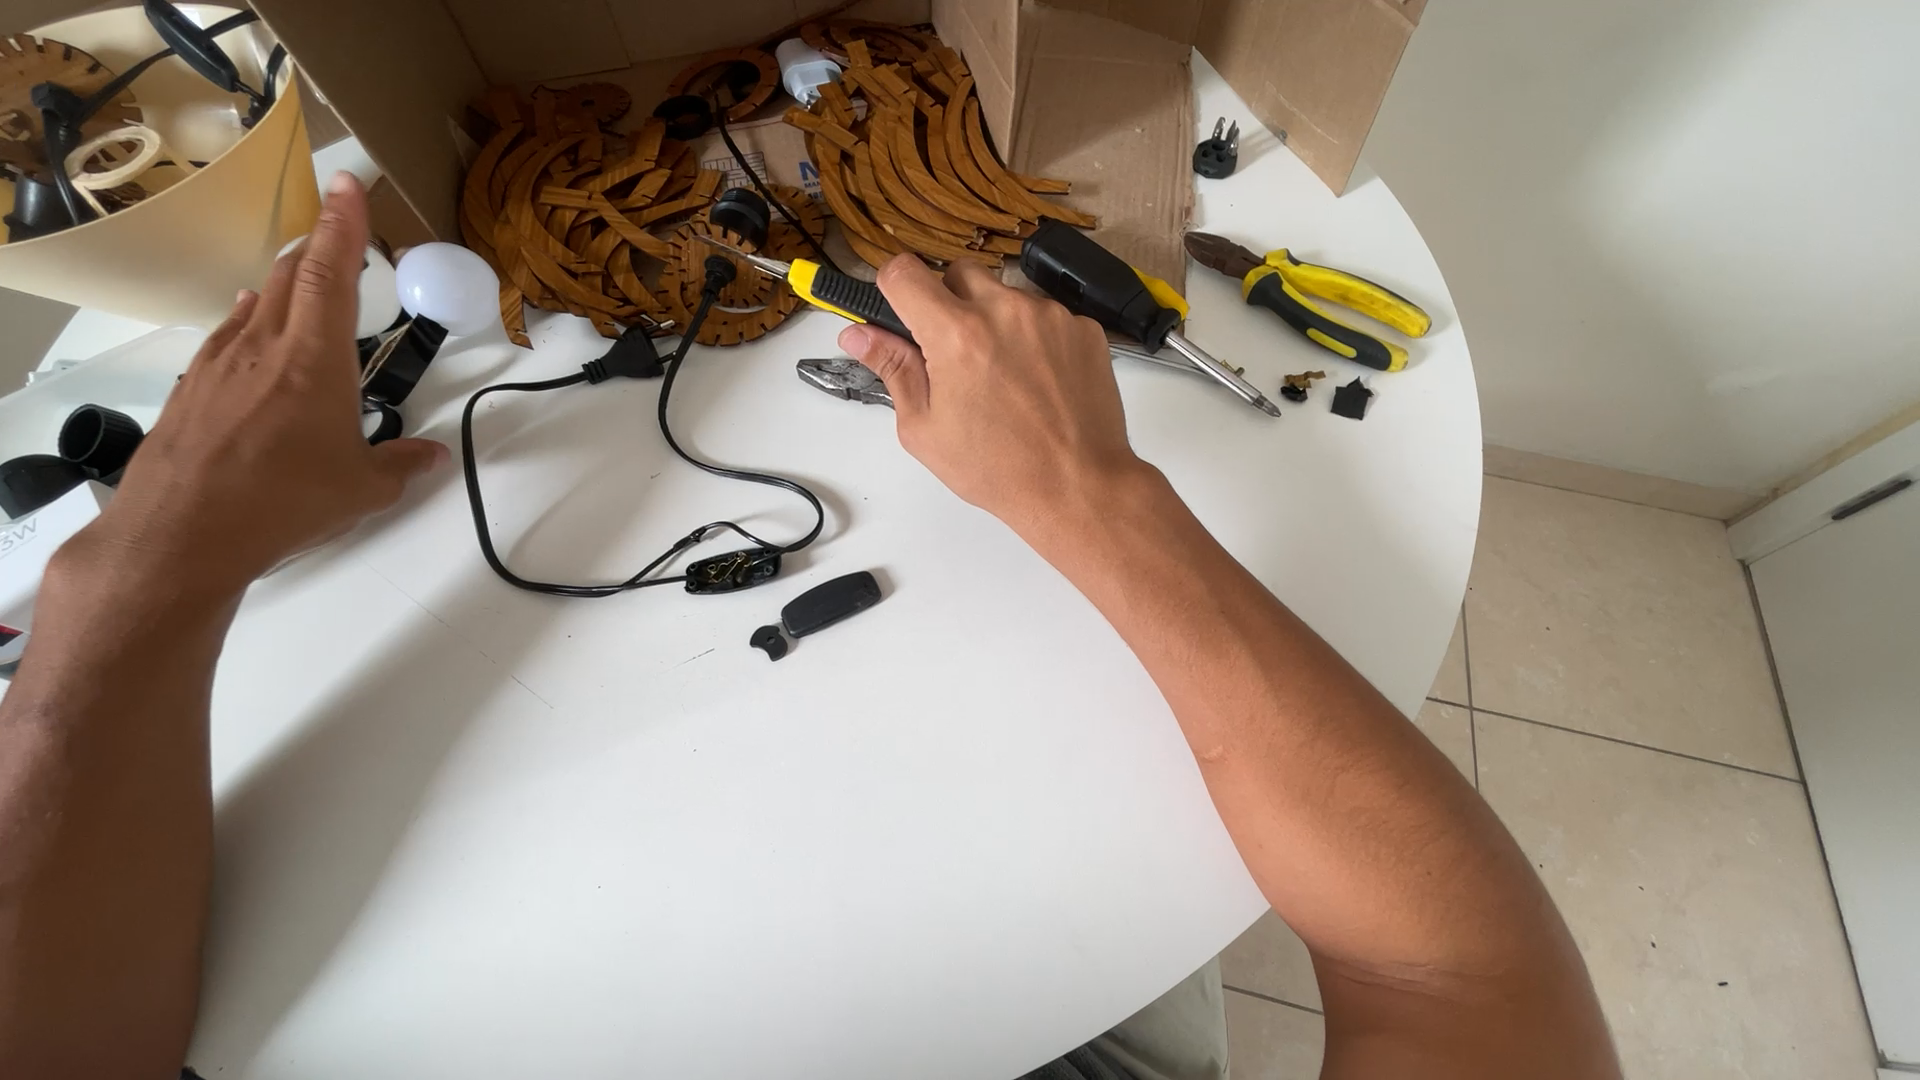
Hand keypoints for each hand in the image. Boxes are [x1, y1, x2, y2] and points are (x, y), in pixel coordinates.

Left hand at [70, 172, 445, 596]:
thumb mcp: (365, 488)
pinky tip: (257, 326)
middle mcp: (263, 349)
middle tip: (340, 230)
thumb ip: (402, 463)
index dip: (342, 227)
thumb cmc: (286, 501)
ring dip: (286, 281)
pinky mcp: (195, 389)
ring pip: (257, 302)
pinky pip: (230, 334)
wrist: (183, 533)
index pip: (330, 276)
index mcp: (314, 363)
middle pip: (290, 277)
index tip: (347, 183)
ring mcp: (220, 365)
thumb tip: (431, 455)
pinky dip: (253, 319)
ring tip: (307, 277)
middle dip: (318, 247)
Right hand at [838, 255, 1149, 533]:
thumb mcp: (925, 428)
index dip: (894, 288)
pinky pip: (1045, 315)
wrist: (1077, 486)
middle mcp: (1005, 311)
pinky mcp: (1083, 327)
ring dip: (995, 322)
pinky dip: (1034, 338)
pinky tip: (1035, 381)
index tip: (900, 309)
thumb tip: (859, 334)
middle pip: (958, 275)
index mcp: (957, 335)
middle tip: (954, 357)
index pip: (904, 271)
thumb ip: (892, 369)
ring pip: (1005, 294)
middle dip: (947, 305)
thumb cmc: (1000, 469)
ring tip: (1002, 378)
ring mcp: (1050, 315)